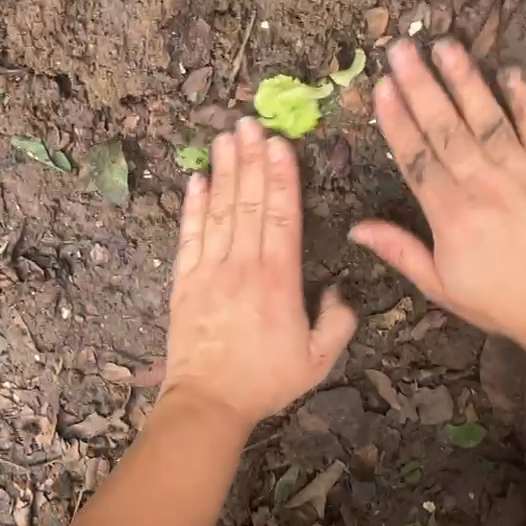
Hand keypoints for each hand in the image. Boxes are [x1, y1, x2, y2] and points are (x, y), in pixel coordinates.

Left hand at [164, 119, 357, 428]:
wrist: (208, 402)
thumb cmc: (265, 382)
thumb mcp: (318, 361)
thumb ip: (337, 324)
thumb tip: (340, 292)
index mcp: (279, 281)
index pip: (282, 216)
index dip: (281, 177)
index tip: (280, 144)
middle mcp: (243, 266)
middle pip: (249, 203)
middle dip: (251, 160)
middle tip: (250, 123)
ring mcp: (209, 270)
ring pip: (219, 211)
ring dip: (223, 172)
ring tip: (225, 137)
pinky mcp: (184, 281)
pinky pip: (189, 236)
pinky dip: (192, 206)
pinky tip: (196, 180)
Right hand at [351, 39, 525, 355]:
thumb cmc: (498, 301)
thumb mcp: (439, 286)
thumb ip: (399, 251)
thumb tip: (355, 229)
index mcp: (452, 217)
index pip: (417, 159)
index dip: (396, 121)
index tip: (380, 88)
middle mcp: (485, 188)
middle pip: (446, 130)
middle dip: (421, 86)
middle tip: (401, 49)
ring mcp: (523, 175)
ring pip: (488, 120)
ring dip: (466, 81)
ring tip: (445, 46)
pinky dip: (525, 101)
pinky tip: (510, 72)